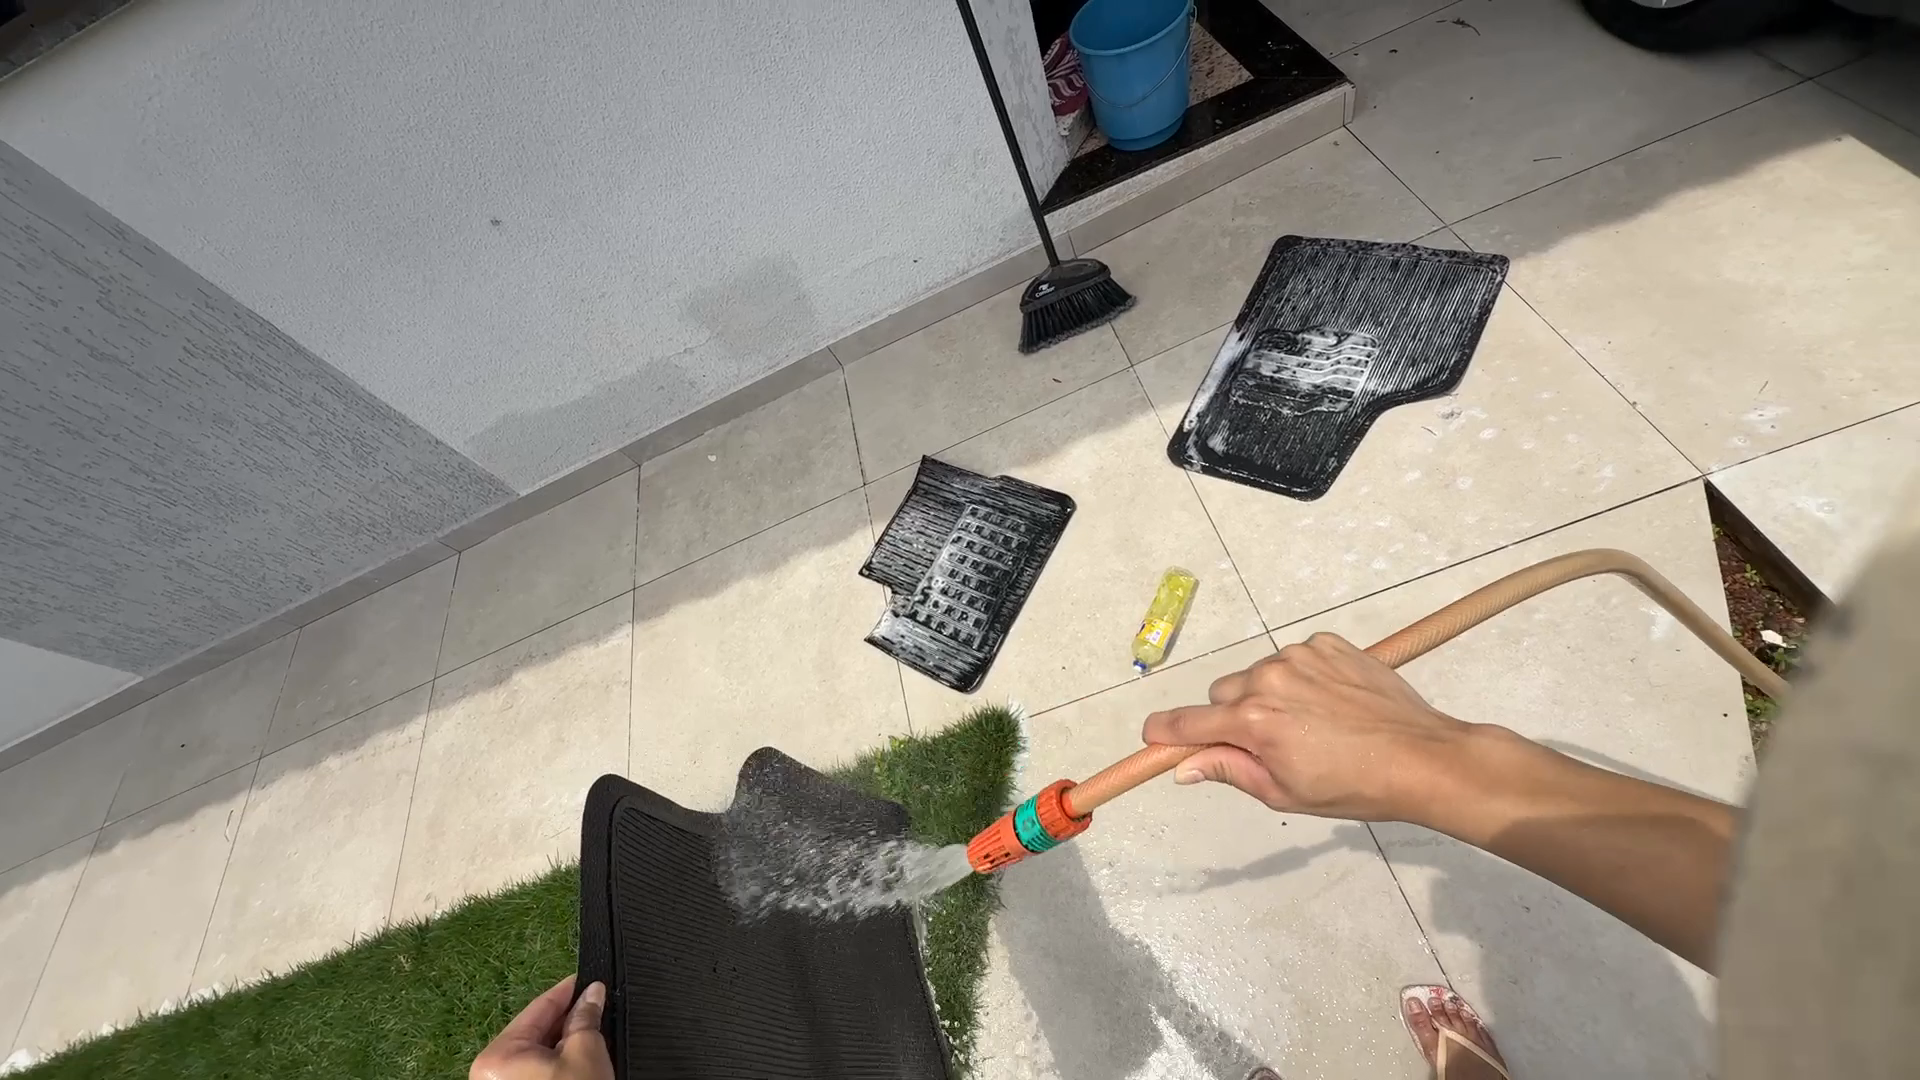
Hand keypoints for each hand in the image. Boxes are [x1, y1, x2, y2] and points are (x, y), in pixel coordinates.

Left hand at [471, 976, 613, 1079]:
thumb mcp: (585, 1049)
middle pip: (536, 1030)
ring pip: (536, 1052)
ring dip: (563, 1041)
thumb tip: (593, 990)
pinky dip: (555, 1062)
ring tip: (592, 1031)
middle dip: (568, 1018)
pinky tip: (578, 1059)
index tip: (593, 978)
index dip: (570, 990)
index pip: (539, 1007)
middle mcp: (489, 1071)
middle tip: (597, 1005)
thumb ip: (586, 1015)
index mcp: (497, 1055)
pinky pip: (532, 1070)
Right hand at [1141, 632, 1471, 823]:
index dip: (1165, 731)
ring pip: (1256, 674)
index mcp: (1253, 721)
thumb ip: (1228, 771)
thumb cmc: (1352, 787)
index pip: (1188, 722)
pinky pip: (1293, 657)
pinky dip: (1300, 676)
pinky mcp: (1325, 643)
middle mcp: (1266, 679)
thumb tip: (1183, 767)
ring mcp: (1297, 656)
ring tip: (1310, 719)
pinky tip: (1330, 699)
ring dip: (1267, 694)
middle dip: (1232, 715)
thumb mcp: (1284, 792)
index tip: (1152, 735)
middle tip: (1269, 740)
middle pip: (1221, 693)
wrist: (1424, 757)